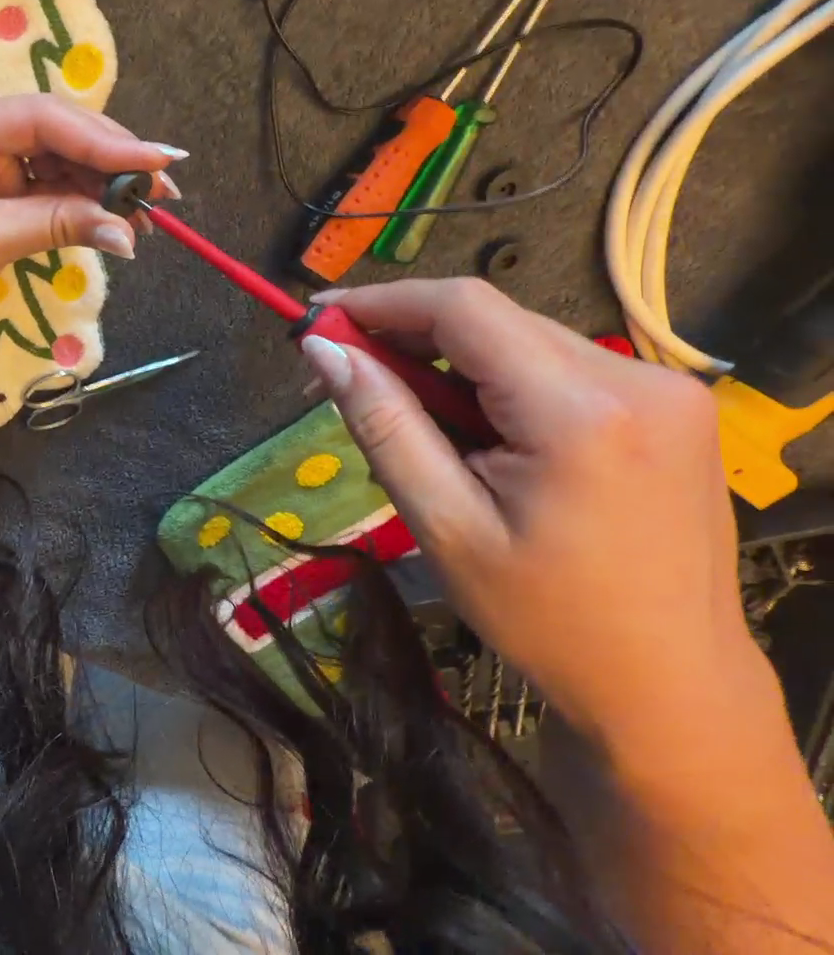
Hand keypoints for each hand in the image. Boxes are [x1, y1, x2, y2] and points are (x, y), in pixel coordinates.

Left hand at [0, 94, 178, 373]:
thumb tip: (129, 230)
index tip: (152, 161)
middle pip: (57, 134)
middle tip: (162, 187)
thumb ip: (57, 224)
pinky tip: (114, 221)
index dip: (101, 137)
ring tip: (146, 212)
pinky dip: (83, 207)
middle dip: (110, 160)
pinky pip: (51, 193)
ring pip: (60, 163)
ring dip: (102, 186)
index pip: (40, 118)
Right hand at [298, 279, 758, 748]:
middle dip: (406, 335)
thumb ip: (383, 424)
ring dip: (447, 364)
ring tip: (403, 420)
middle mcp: (637, 379)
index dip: (379, 302)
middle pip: (493, 319)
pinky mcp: (666, 408)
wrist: (666, 680)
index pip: (465, 309)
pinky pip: (552, 367)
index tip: (314, 320)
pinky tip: (467, 432)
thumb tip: (323, 352)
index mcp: (581, 411)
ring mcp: (664, 390)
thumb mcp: (441, 523)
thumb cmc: (542, 614)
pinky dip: (491, 383)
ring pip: (520, 340)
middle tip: (339, 377)